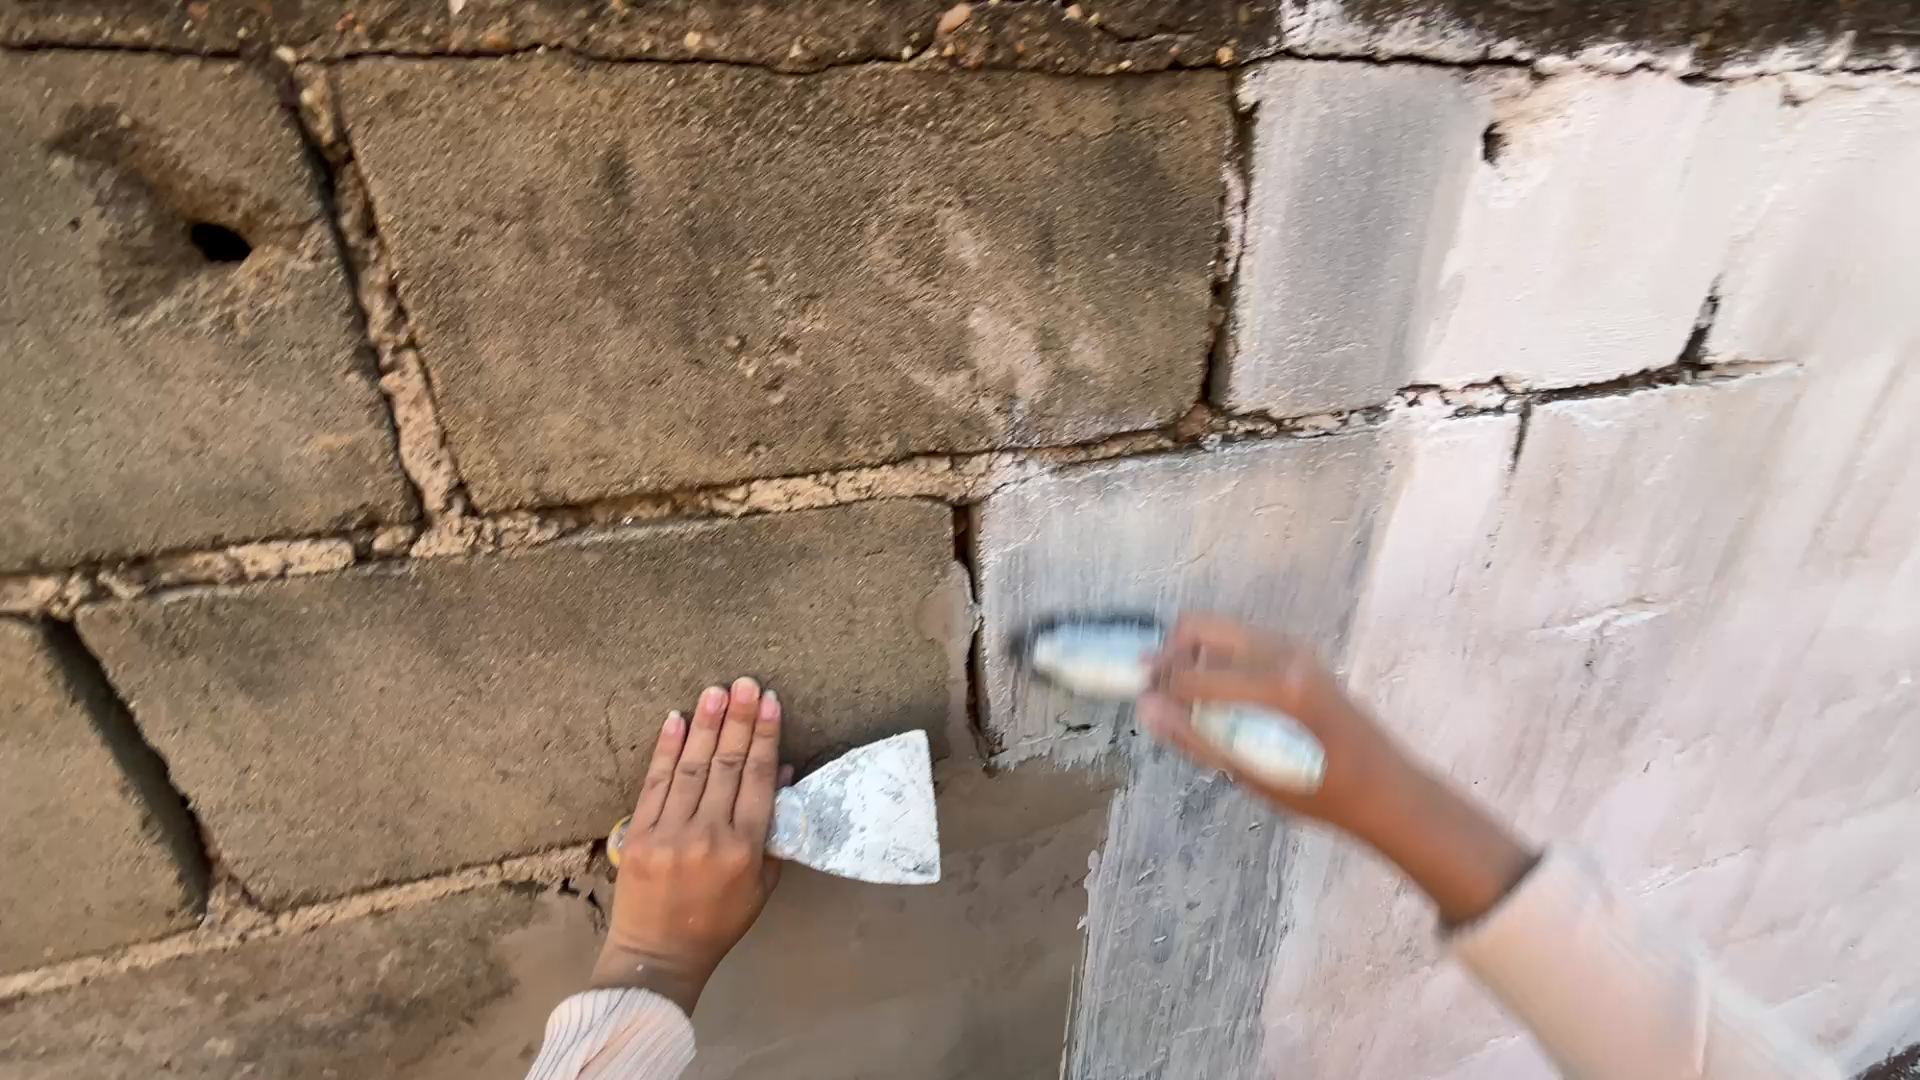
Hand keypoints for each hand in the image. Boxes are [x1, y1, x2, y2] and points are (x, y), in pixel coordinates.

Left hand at [591, 677, 788, 1013]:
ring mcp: (670, 834)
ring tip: (717, 690)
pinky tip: (676, 719)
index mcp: (745, 848)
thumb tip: (780, 770)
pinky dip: (667, 749)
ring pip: (693, 767)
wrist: (657, 958)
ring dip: (706, 725)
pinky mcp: (640, 836)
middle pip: (727, 764)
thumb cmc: (720, 921)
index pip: (757, 777)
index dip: (764, 735)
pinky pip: (655, 784)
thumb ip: (774, 827)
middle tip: (746, 682)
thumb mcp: (763, 880)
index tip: (770, 701)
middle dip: (738, 719)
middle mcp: (709, 835)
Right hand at [1139, 615, 1537, 924]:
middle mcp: (1283, 652)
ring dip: (1192, 655)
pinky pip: (1238, 638)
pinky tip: (1221, 695)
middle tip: (1161, 691)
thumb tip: (1146, 708)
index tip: (1145, 704)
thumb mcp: (1252, 774)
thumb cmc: (1321, 793)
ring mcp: (1292, 645)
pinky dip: (1216, 657)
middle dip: (1169, 655)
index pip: (1191, 675)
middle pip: (1198, 626)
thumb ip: (1195, 736)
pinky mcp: (1297, 649)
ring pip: (1216, 628)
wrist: (1388, 789)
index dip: (1158, 688)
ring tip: (1190, 698)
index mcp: (1275, 686)